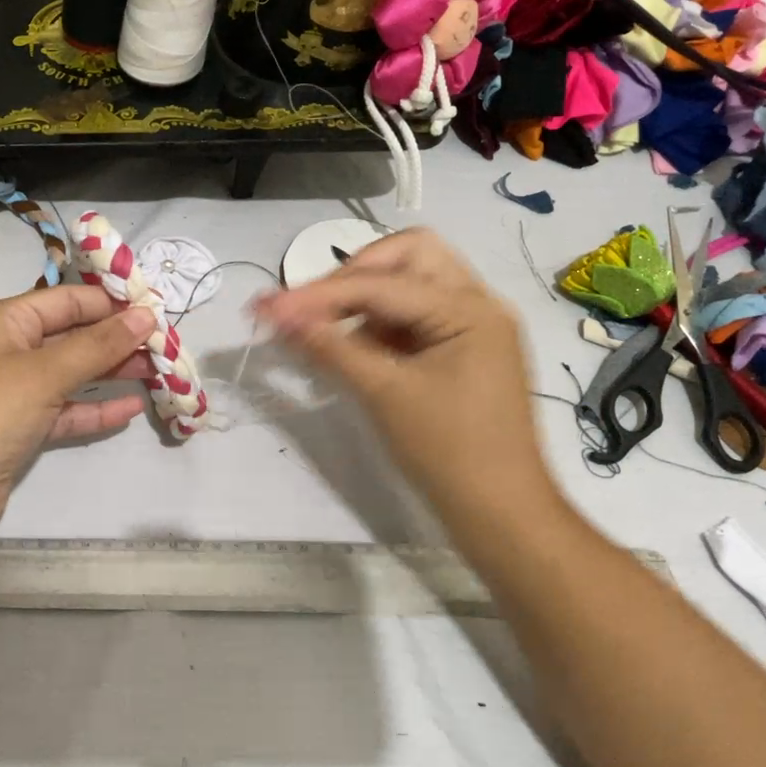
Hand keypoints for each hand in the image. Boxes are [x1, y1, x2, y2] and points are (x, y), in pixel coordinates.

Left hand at [0, 286, 155, 534]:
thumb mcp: (44, 373)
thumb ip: (98, 344)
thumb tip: (146, 314)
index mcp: (3, 320)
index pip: (66, 299)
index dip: (111, 303)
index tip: (158, 311)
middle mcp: (6, 348)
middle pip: (70, 335)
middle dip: (116, 339)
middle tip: (166, 347)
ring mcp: (12, 390)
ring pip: (70, 373)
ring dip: (111, 372)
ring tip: (159, 373)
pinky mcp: (19, 427)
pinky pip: (64, 409)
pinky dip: (94, 408)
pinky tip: (131, 409)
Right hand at [254, 229, 552, 516]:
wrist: (500, 511)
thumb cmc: (448, 452)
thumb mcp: (383, 394)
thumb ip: (329, 347)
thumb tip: (276, 315)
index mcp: (469, 310)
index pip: (379, 284)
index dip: (317, 294)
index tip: (265, 307)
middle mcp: (477, 304)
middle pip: (407, 255)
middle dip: (351, 273)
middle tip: (311, 306)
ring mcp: (472, 326)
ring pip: (410, 281)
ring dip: (363, 296)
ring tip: (321, 327)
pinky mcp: (461, 350)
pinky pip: (413, 315)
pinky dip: (376, 321)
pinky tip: (346, 345)